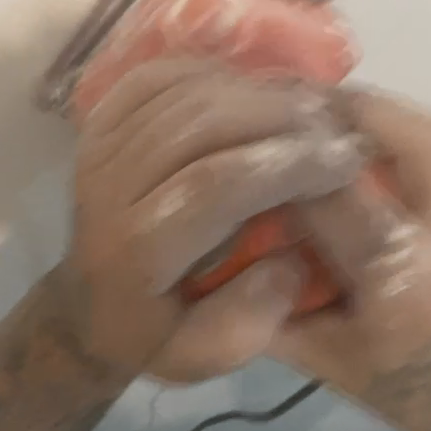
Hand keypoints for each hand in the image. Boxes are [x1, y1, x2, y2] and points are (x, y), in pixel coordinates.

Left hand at [53, 60, 362, 381]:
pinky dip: (205, 72)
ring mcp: (97, 152)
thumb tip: (291, 262)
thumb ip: (247, 323)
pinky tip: (248, 87)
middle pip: (198, 125)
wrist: (84, 306)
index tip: (346, 160)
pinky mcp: (96, 129)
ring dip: (251, 89)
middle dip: (279, 116)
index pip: (214, 186)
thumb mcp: (198, 358)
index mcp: (134, 251)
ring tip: (305, 103)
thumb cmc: (150, 332)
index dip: (287, 164)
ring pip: (179, 95)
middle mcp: (108, 190)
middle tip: (337, 123)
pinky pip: (151, 79)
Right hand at [273, 86, 430, 430]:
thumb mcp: (312, 354)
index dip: (294, 160)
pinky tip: (368, 162)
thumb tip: (217, 242)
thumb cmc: (392, 384)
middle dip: (357, 107)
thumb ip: (266, 302)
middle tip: (301, 94)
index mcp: (404, 286)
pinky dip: (403, 152)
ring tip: (330, 115)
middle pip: (418, 140)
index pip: (338, 198)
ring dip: (382, 118)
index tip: (254, 133)